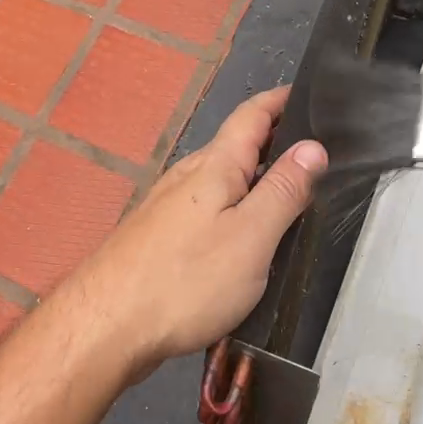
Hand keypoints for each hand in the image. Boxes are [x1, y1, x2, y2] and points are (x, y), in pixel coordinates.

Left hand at [70, 86, 326, 374]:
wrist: (103, 328)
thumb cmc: (185, 278)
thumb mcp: (250, 237)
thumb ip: (283, 191)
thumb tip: (313, 146)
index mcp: (215, 165)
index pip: (252, 114)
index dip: (281, 99)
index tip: (312, 94)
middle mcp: (189, 174)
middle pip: (237, 145)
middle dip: (274, 142)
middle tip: (319, 155)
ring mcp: (168, 205)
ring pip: (221, 179)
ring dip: (254, 178)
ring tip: (291, 197)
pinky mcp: (157, 236)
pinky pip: (207, 207)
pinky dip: (234, 207)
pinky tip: (244, 238)